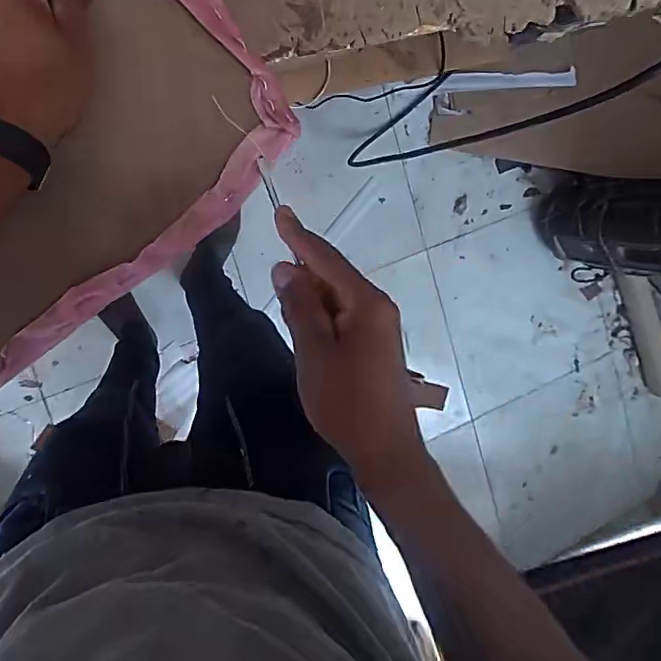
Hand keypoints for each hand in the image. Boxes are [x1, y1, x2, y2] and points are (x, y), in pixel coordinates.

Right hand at [271, 206, 428, 486]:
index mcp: (366, 303)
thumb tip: (287, 268)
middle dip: (304, 265)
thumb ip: (300, 307)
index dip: (300, 237)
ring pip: (339, 296)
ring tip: (284, 288)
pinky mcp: (376, 343)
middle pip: (335, 275)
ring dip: (311, 291)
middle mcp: (378, 307)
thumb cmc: (346, 401)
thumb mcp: (314, 352)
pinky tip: (305, 317)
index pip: (327, 260)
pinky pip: (344, 314)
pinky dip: (322, 311)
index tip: (282, 213)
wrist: (385, 448)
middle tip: (275, 257)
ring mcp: (380, 326)